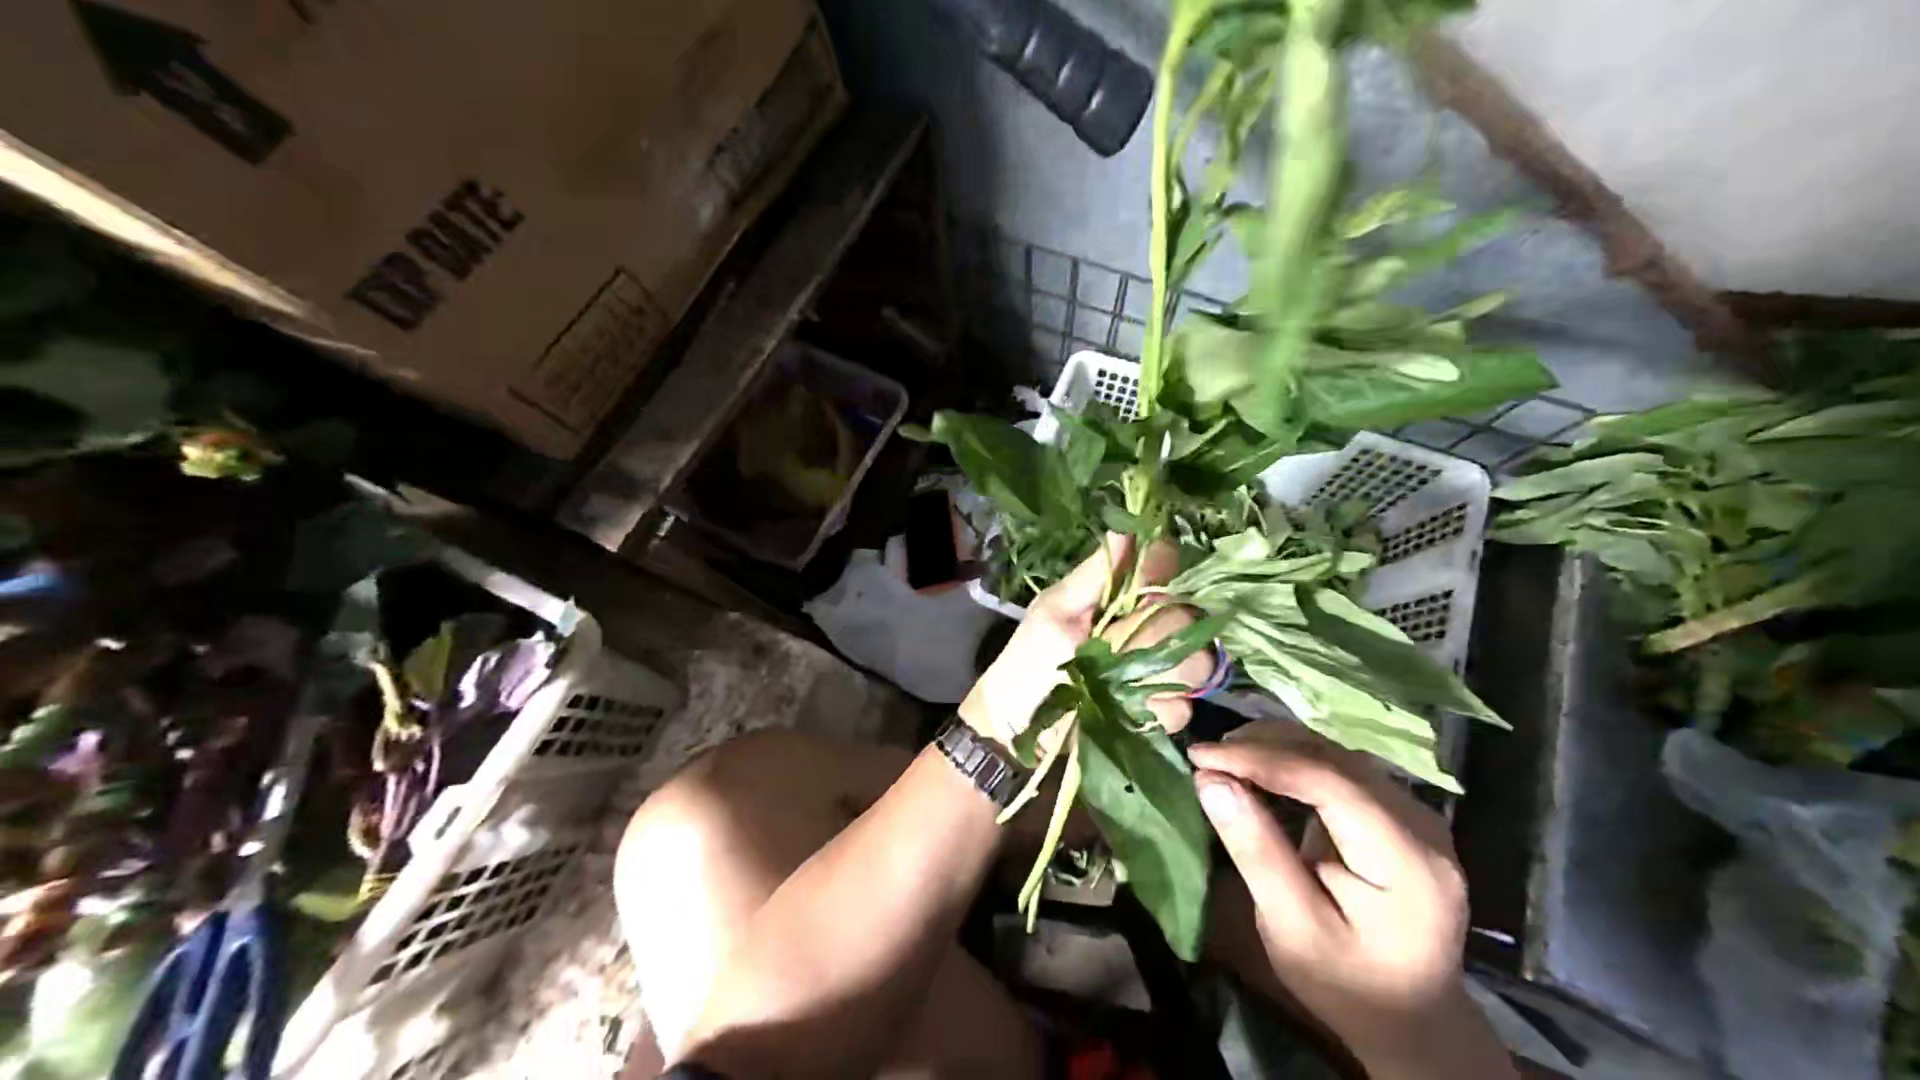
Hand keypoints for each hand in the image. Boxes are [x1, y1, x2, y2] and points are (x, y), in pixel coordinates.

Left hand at [959, 534, 1214, 751]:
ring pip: (1195, 663)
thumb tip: (1125, 528)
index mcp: (1121, 596)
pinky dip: (1153, 710)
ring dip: (1152, 675)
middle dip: (1150, 636)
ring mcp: (1160, 669)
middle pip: (1187, 618)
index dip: (1162, 575)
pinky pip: (1182, 706)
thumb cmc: (1028, 660)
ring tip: (1115, 684)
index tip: (1142, 595)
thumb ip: (1094, 576)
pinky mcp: (1163, 710)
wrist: (1017, 727)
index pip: (1166, 567)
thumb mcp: (1055, 612)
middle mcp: (1149, 626)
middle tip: (1110, 649)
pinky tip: (1123, 712)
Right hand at [1189, 725, 1514, 1079]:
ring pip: (1338, 754)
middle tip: (1207, 753)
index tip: (1200, 755)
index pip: (1328, 782)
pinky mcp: (1399, 814)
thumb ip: (1256, 851)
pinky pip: (1341, 769)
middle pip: (1335, 759)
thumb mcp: (1292, 928)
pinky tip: (1262, 766)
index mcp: (1407, 861)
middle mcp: (1422, 825)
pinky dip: (1295, 759)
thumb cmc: (1345, 982)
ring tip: (1226, 755)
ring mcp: (1415, 815)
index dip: (1260, 760)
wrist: (1407, 1017)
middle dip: (1265, 746)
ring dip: (1278, 746)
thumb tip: (1209, 780)